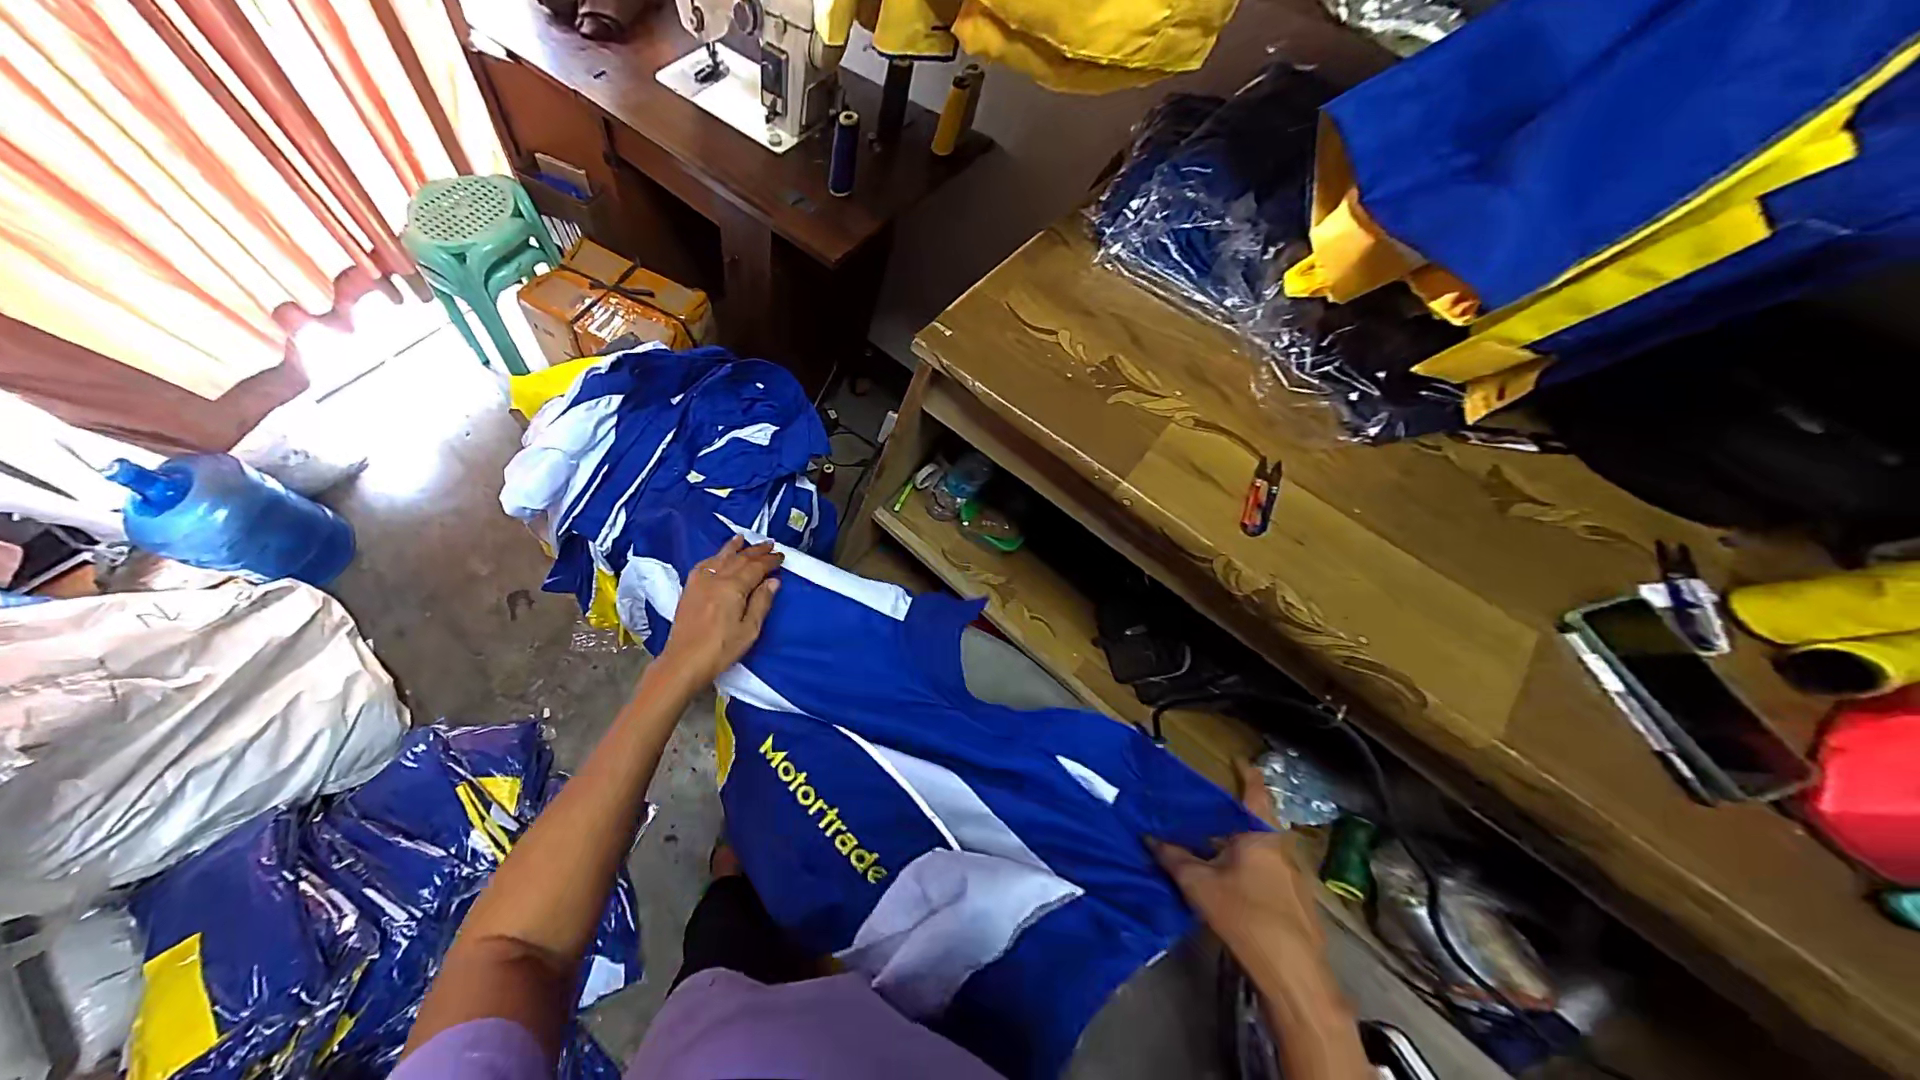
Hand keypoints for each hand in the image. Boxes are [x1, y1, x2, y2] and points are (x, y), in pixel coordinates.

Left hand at [656, 535, 782, 686]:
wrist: (684, 661)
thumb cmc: (721, 649)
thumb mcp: (749, 629)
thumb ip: (762, 602)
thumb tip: (773, 581)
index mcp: (733, 588)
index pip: (755, 568)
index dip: (769, 561)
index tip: (781, 556)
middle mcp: (715, 579)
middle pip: (739, 559)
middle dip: (756, 551)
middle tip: (769, 544)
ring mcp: (700, 582)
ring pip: (720, 558)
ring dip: (734, 548)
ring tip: (743, 538)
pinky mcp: (689, 589)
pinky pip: (703, 565)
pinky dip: (714, 557)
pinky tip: (717, 556)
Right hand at [1148, 764, 1326, 971]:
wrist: (1293, 972)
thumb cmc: (1245, 915)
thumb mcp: (1199, 884)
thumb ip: (1173, 857)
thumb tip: (1149, 837)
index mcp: (1260, 833)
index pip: (1256, 791)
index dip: (1246, 773)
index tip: (1235, 760)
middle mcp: (1281, 847)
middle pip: (1255, 820)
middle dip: (1231, 814)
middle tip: (1202, 808)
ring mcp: (1293, 875)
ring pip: (1260, 847)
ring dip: (1237, 842)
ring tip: (1207, 843)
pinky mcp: (1295, 900)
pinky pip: (1266, 868)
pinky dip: (1246, 863)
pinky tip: (1227, 879)